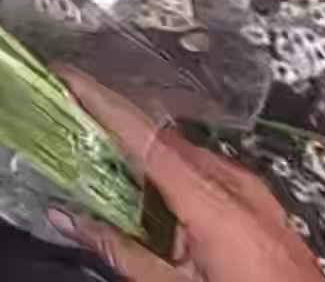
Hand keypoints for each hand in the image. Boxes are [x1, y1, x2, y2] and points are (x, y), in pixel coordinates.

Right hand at [50, 68, 324, 281]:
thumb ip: (120, 250)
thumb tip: (66, 217)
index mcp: (209, 199)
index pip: (138, 130)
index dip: (95, 96)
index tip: (62, 74)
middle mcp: (232, 184)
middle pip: (153, 135)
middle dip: (108, 123)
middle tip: (68, 117)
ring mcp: (251, 192)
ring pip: (177, 151)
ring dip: (137, 150)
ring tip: (103, 157)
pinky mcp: (262, 205)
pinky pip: (201, 168)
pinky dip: (166, 169)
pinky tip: (152, 192)